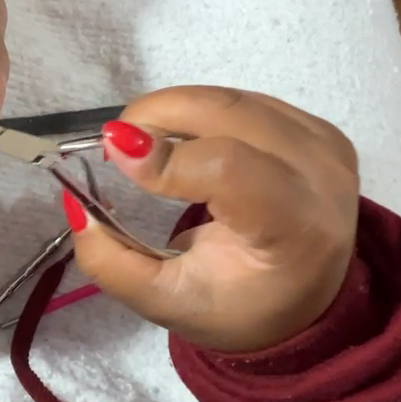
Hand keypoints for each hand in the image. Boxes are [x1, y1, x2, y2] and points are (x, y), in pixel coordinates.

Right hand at [66, 86, 361, 352]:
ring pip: (231, 98)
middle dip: (158, 114)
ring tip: (144, 143)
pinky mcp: (316, 127)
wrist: (307, 295)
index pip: (231, 170)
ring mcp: (324, 143)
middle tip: (115, 141)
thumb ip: (114, 263)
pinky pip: (243, 99)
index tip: (112, 152)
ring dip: (174, 110)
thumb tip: (77, 203)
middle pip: (228, 114)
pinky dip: (199, 111)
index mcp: (296, 229)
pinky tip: (183, 139)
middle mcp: (322, 175)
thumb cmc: (237, 303)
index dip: (167, 156)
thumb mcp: (167, 302)